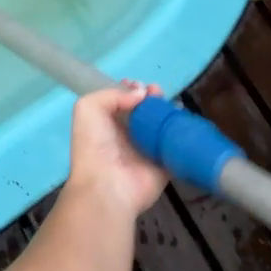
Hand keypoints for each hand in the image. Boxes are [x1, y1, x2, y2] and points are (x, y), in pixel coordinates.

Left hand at [64, 81, 168, 217]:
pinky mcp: (163, 164)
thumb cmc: (93, 143)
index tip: (137, 85)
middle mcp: (126, 134)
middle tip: (155, 91)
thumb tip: (141, 93)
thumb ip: (113, 94)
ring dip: (165, 110)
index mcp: (106, 122)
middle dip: (150, 97)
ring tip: (166, 100)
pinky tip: (182, 117)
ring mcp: (145, 149)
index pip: (121, 101)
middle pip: (142, 110)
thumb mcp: (89, 108)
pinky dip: (180, 130)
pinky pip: (174, 144)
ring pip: (159, 124)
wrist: (107, 185)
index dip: (129, 89)